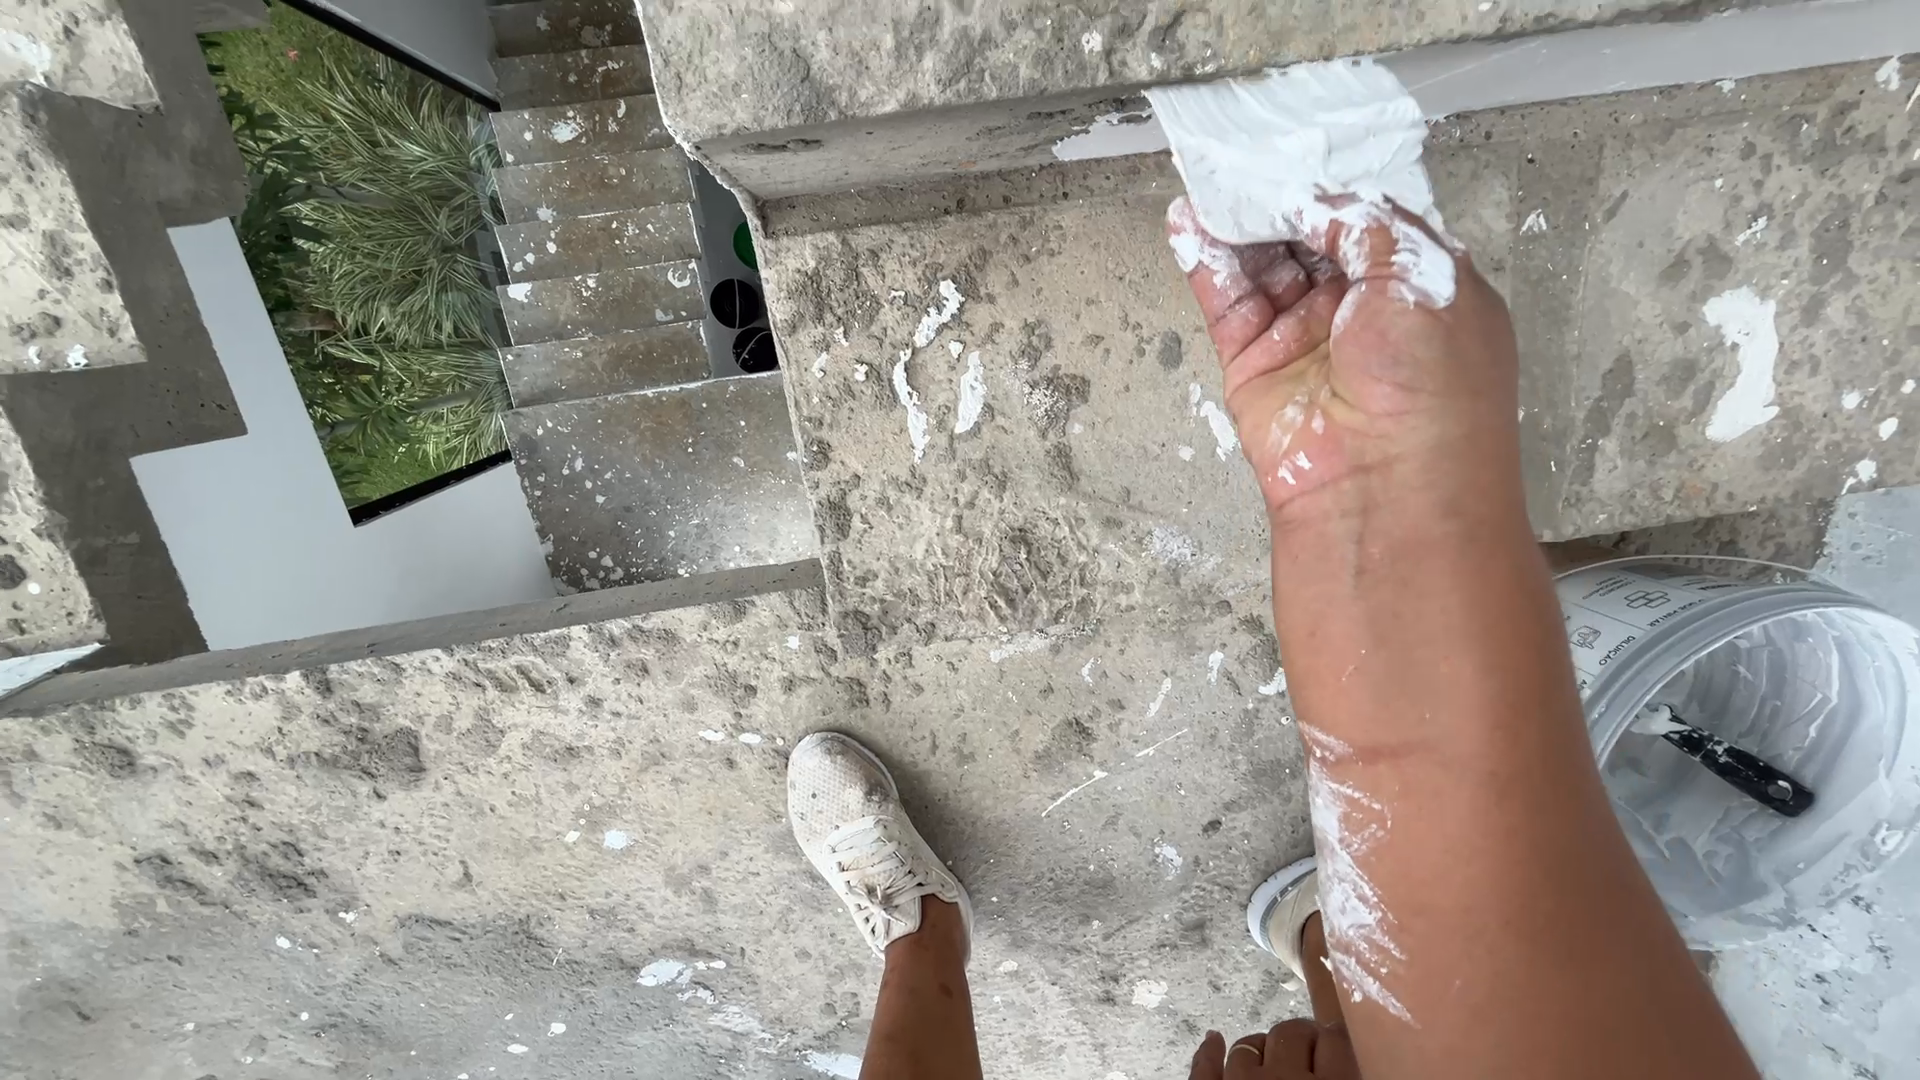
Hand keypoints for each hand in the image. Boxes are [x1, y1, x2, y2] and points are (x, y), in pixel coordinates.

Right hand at [1167, 195, 1522, 531]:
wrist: (1380, 482)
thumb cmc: (1428, 381)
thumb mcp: (1422, 277)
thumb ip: (1369, 224)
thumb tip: (1318, 202)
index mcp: (1414, 288)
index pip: (1366, 222)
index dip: (1332, 189)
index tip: (1300, 152)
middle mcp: (1357, 312)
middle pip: (1307, 241)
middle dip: (1278, 203)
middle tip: (1245, 161)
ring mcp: (1301, 338)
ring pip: (1262, 268)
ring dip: (1237, 226)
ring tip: (1210, 182)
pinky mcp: (1252, 364)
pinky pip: (1227, 304)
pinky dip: (1206, 265)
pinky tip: (1188, 225)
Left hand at [1187, 1025, 1361, 1079]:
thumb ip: (1352, 1078)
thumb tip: (1352, 1064)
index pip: (1337, 1040)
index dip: (1338, 1038)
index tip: (1341, 1041)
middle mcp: (1285, 1077)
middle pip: (1292, 1034)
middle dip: (1303, 1038)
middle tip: (1311, 1051)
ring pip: (1249, 1046)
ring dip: (1262, 1049)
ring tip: (1274, 1058)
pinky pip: (1206, 1068)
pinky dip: (1210, 1053)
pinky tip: (1214, 1039)